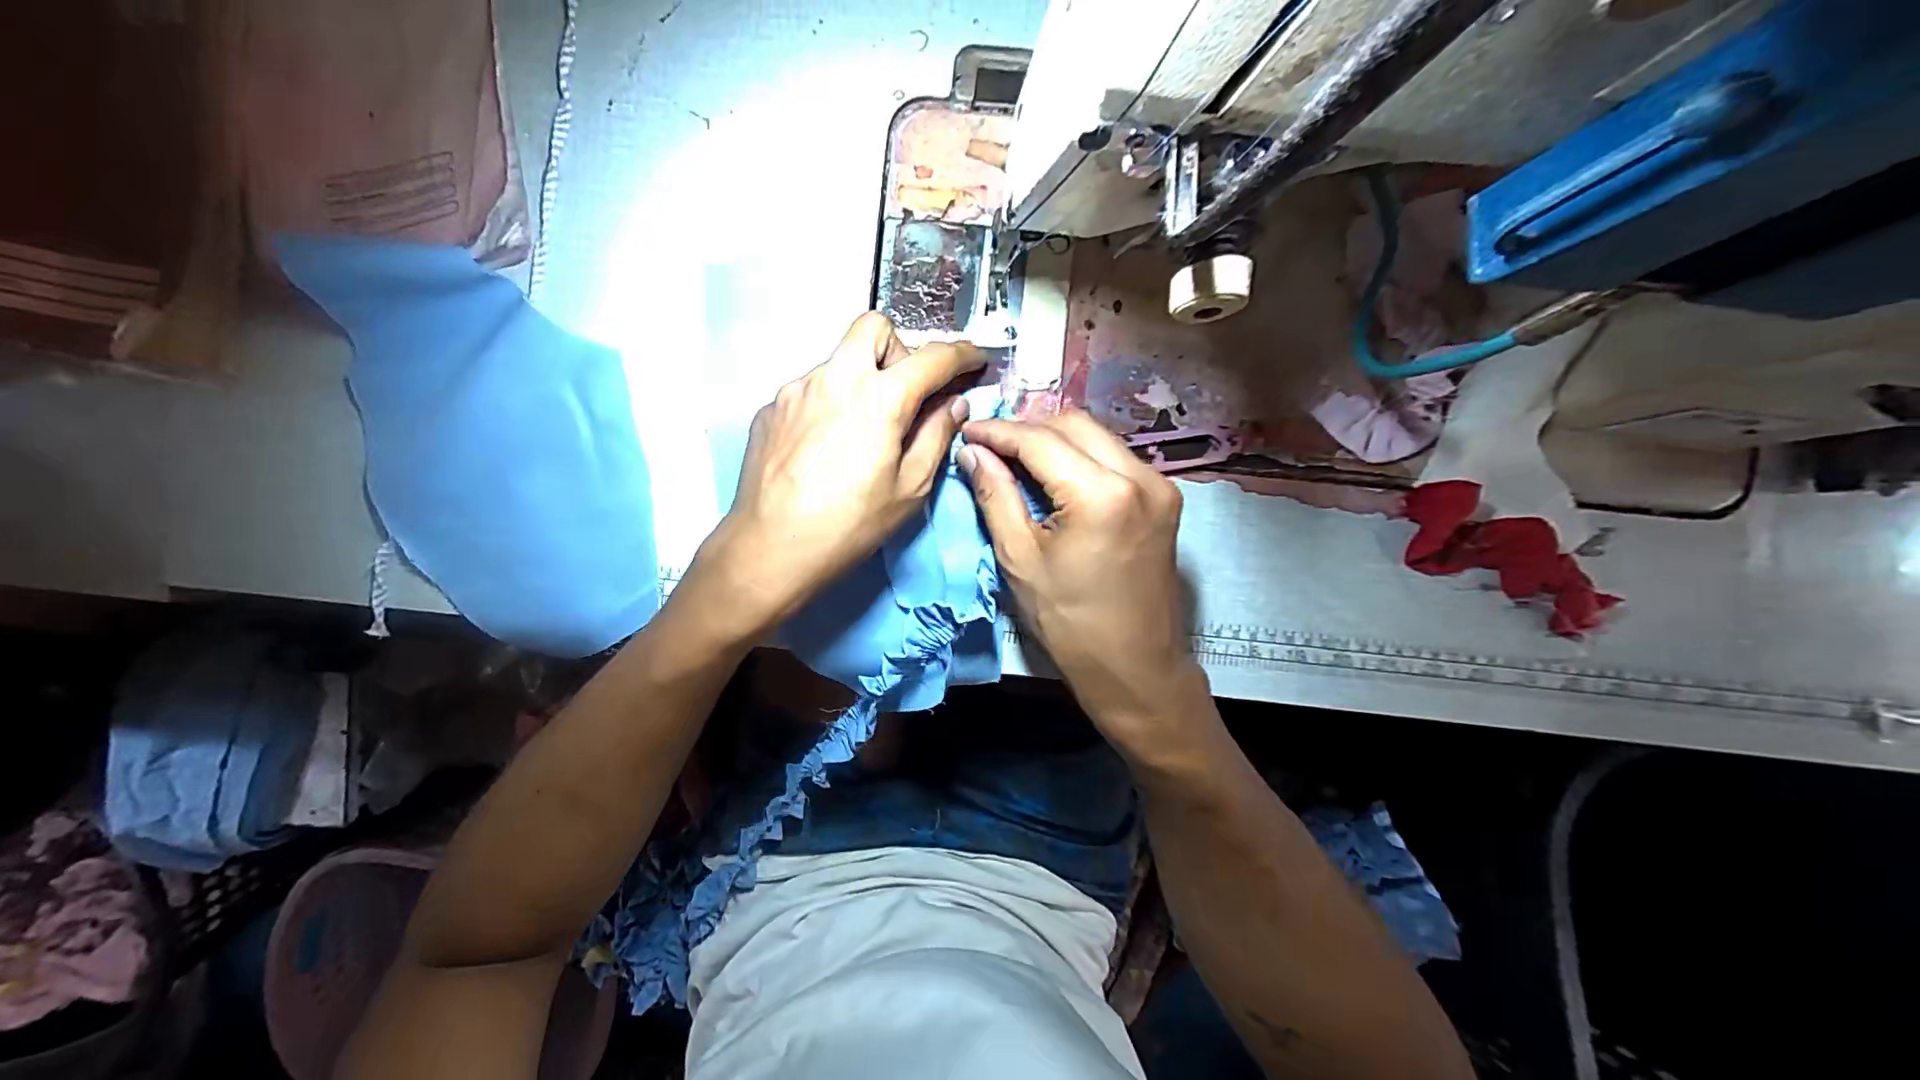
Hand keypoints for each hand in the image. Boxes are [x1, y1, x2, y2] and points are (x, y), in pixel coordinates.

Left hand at [682, 313, 983, 641]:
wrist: (769, 549)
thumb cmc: (848, 526)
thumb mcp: (909, 488)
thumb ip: (936, 437)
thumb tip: (953, 405)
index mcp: (879, 398)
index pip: (932, 357)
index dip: (961, 354)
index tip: (974, 360)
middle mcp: (834, 378)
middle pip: (873, 327)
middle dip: (900, 348)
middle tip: (906, 392)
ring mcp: (796, 390)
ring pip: (839, 360)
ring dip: (862, 379)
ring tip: (863, 432)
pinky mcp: (771, 409)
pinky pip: (811, 390)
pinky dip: (831, 404)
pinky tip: (827, 449)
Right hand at [958, 411, 1205, 759]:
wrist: (1134, 667)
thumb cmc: (1070, 623)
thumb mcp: (1019, 559)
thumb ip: (995, 496)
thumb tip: (972, 452)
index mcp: (1103, 495)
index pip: (1041, 440)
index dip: (998, 431)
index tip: (967, 430)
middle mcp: (1140, 477)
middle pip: (1075, 424)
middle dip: (1028, 427)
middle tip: (990, 444)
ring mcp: (1160, 486)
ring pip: (1098, 435)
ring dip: (1055, 438)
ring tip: (1015, 456)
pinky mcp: (1165, 498)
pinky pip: (1115, 458)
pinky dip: (1081, 456)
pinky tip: (1054, 474)